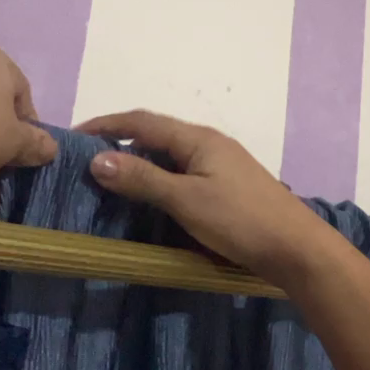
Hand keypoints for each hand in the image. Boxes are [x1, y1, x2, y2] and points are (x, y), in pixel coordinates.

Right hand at [73, 110, 342, 287]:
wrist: (296, 248)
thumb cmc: (240, 220)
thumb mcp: (186, 200)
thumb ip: (143, 179)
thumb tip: (97, 159)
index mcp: (198, 138)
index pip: (142, 121)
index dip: (107, 124)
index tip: (73, 135)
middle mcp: (209, 143)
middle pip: (156, 134)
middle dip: (121, 142)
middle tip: (86, 161)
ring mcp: (221, 164)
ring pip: (170, 155)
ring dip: (140, 162)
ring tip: (110, 179)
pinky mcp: (228, 186)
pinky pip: (183, 172)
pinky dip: (159, 178)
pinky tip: (150, 197)